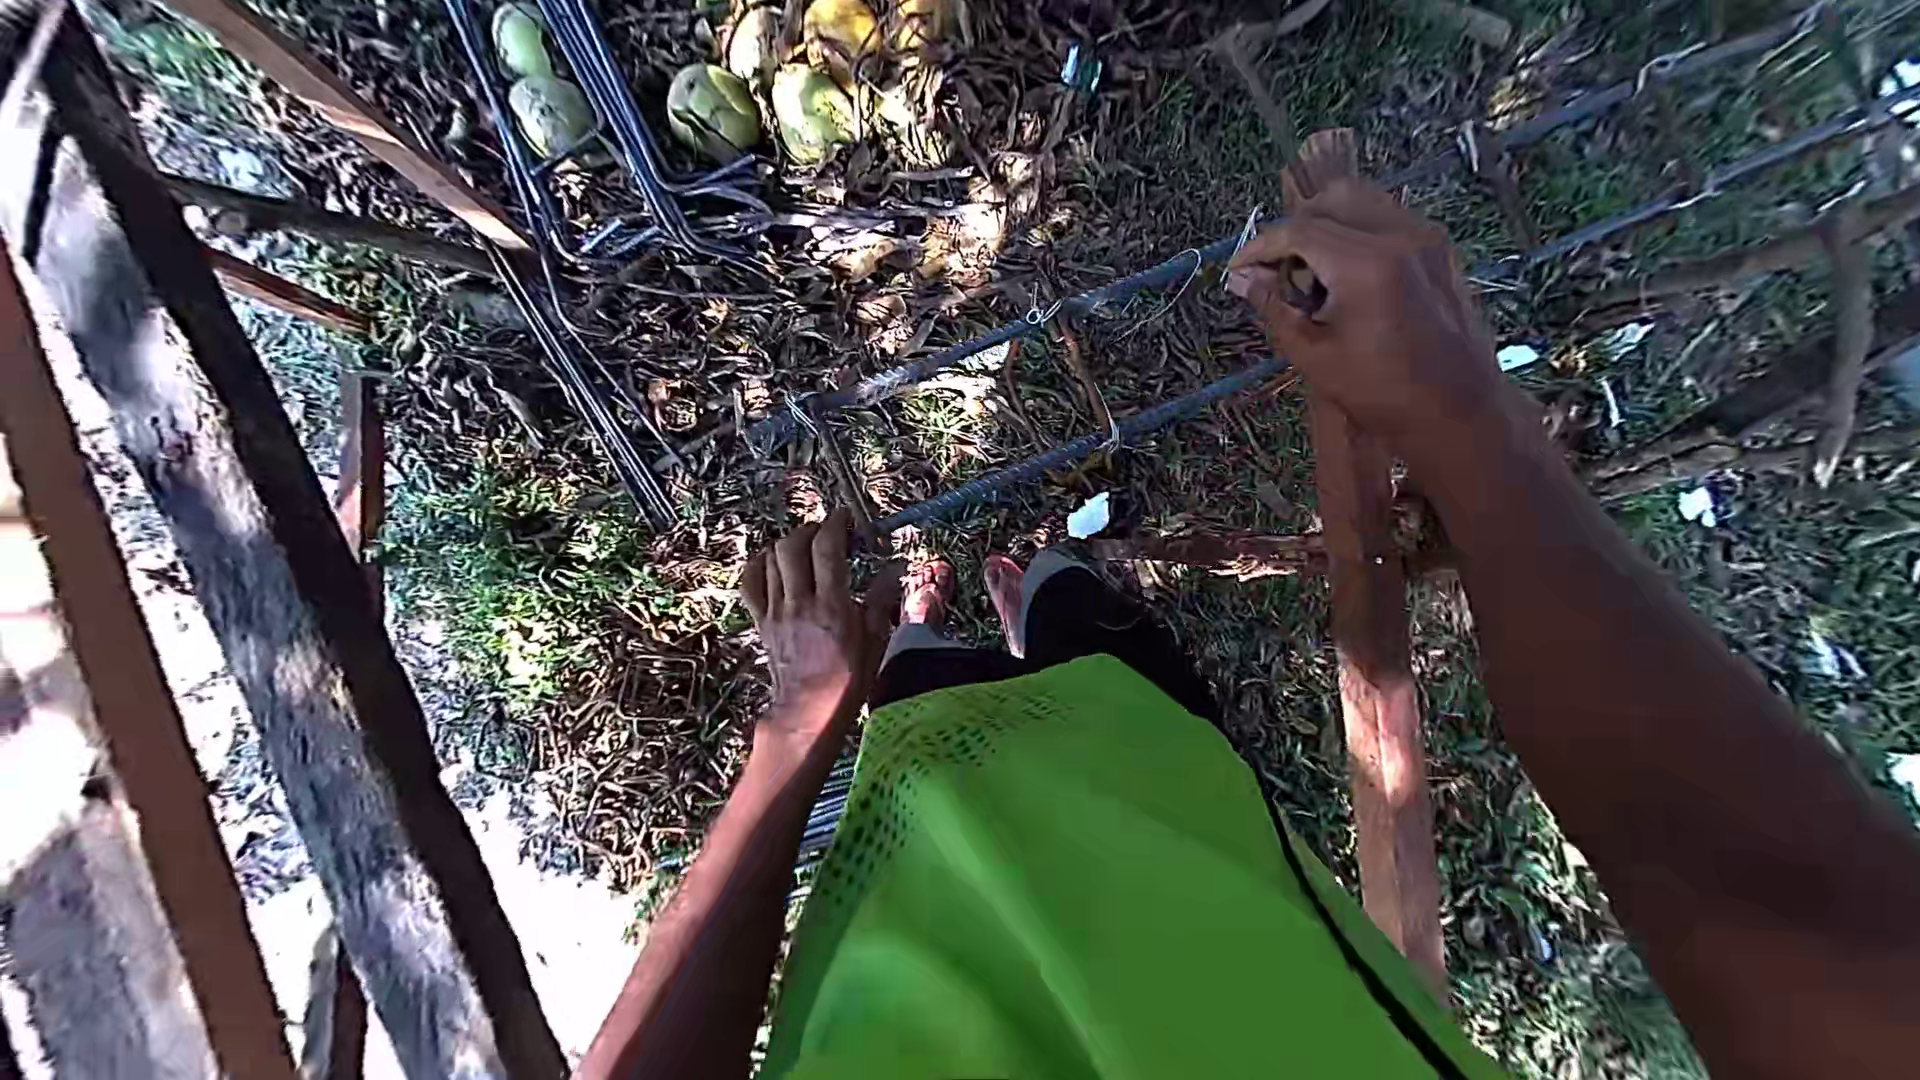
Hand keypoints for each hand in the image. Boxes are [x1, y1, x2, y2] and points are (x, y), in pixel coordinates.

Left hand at [740, 508, 902, 754]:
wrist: (809, 711)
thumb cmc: (848, 679)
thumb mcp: (874, 638)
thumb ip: (880, 598)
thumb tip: (895, 568)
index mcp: (832, 606)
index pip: (827, 548)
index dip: (835, 524)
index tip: (846, 518)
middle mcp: (799, 603)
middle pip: (793, 546)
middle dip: (810, 529)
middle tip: (827, 532)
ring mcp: (775, 611)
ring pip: (771, 559)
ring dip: (789, 544)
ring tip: (807, 546)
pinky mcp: (762, 621)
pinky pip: (750, 582)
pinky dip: (760, 565)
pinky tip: (774, 562)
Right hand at [1227, 178, 1501, 450]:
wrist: (1453, 406)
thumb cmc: (1375, 389)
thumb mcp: (1311, 353)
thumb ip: (1274, 306)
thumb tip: (1241, 278)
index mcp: (1366, 264)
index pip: (1300, 230)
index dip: (1259, 246)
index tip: (1237, 269)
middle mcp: (1400, 235)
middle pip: (1332, 200)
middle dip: (1292, 229)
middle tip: (1272, 271)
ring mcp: (1425, 237)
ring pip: (1361, 203)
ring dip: (1323, 229)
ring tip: (1307, 278)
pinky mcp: (1436, 248)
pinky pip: (1384, 220)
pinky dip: (1351, 235)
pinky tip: (1340, 280)